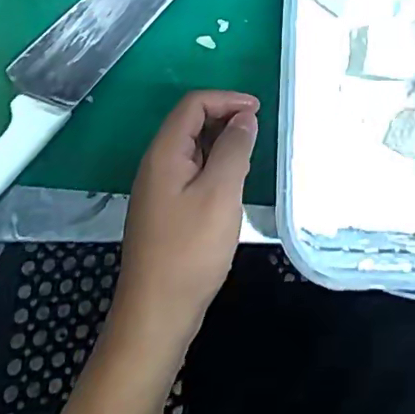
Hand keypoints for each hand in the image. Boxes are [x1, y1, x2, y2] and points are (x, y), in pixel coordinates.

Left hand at [116, 90, 258, 341]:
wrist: (156, 314)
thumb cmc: (190, 251)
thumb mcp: (220, 193)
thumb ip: (234, 149)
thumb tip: (244, 117)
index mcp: (164, 152)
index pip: (193, 104)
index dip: (227, 99)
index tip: (258, 110)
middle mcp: (156, 163)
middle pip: (189, 122)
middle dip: (224, 118)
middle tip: (257, 132)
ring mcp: (157, 188)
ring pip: (191, 148)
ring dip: (221, 143)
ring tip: (249, 156)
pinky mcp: (164, 209)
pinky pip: (190, 171)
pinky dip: (213, 165)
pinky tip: (231, 185)